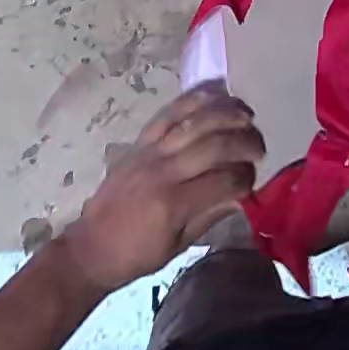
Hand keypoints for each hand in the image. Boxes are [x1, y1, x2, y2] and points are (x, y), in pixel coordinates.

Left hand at [57, 81, 264, 291]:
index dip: (247, 177)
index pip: (225, 180)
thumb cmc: (136, 254)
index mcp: (173, 204)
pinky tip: (218, 96)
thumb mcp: (179, 245)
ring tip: (249, 117)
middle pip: (215, 144)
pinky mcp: (140, 141)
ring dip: (228, 113)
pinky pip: (170, 111)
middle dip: (247, 142)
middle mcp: (162, 172)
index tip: (254, 182)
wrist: (89, 247)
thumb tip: (245, 193)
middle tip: (260, 150)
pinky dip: (196, 99)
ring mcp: (149, 152)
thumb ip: (213, 214)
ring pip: (195, 120)